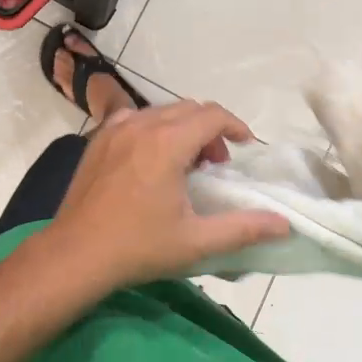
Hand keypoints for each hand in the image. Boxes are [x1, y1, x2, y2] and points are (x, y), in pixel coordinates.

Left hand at [39, 101, 289, 292]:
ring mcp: (116, 128)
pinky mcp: (98, 138)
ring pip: (161, 112)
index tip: (246, 148)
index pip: (212, 115)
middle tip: (216, 165)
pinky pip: (135, 119)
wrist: (77, 252)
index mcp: (168, 142)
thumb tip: (285, 223)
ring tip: (187, 166)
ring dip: (182, 128)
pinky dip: (153, 129)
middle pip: (188, 109)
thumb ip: (243, 228)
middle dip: (210, 129)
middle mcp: (142, 124)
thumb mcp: (196, 241)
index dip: (235, 126)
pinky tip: (151, 162)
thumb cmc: (139, 246)